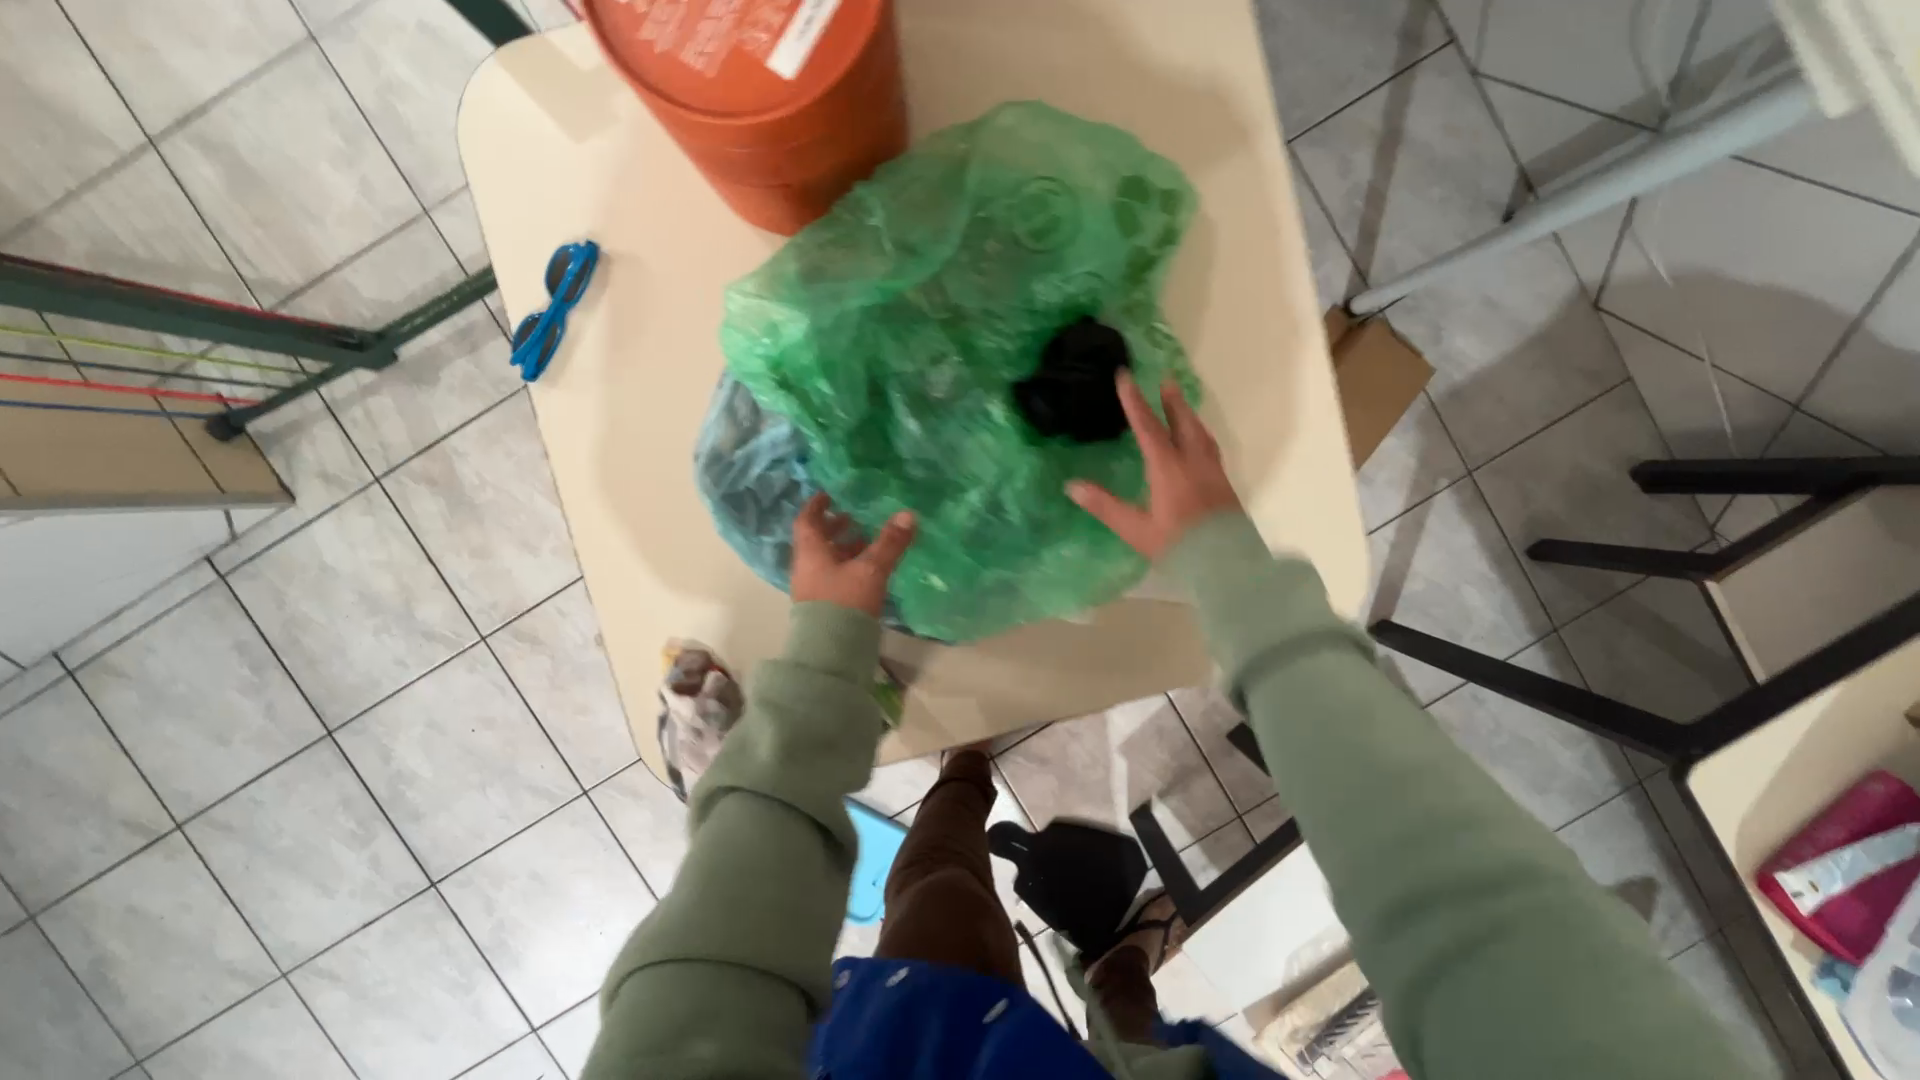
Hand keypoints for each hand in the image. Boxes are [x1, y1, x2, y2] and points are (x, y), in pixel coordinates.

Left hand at [790, 494, 916, 616]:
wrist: (831, 652)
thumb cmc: (845, 602)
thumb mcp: (871, 569)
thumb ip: (890, 543)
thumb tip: (908, 514)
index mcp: (811, 553)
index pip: (807, 521)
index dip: (817, 506)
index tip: (829, 495)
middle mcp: (807, 567)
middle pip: (817, 540)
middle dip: (835, 527)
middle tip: (854, 517)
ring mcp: (814, 588)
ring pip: (827, 560)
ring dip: (844, 548)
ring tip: (868, 541)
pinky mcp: (825, 605)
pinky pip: (834, 577)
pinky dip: (849, 567)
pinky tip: (869, 569)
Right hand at [1067, 371, 1241, 558]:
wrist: (1225, 563)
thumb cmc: (1177, 545)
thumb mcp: (1135, 529)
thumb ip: (1104, 505)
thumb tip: (1072, 486)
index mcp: (1168, 467)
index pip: (1148, 426)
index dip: (1134, 401)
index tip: (1125, 376)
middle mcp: (1192, 462)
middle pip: (1182, 423)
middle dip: (1171, 401)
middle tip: (1166, 380)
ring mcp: (1212, 472)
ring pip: (1200, 434)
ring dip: (1189, 415)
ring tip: (1182, 405)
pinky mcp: (1225, 486)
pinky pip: (1210, 449)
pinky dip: (1201, 436)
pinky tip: (1200, 443)